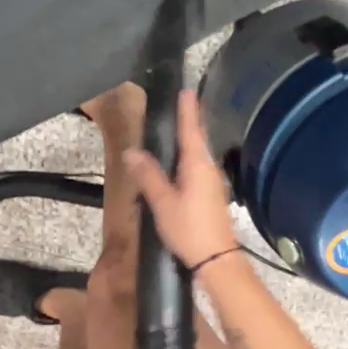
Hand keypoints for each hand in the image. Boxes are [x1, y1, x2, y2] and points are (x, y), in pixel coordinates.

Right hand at [122, 89, 240, 268]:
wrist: (216, 259)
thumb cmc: (189, 229)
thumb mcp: (162, 202)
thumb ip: (147, 175)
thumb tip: (131, 152)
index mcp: (197, 164)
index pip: (191, 129)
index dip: (187, 109)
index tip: (185, 89)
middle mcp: (208, 168)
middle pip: (196, 140)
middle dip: (188, 123)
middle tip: (178, 106)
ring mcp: (212, 183)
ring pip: (197, 156)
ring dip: (186, 143)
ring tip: (174, 132)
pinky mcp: (211, 196)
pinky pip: (197, 170)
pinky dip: (186, 162)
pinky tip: (176, 167)